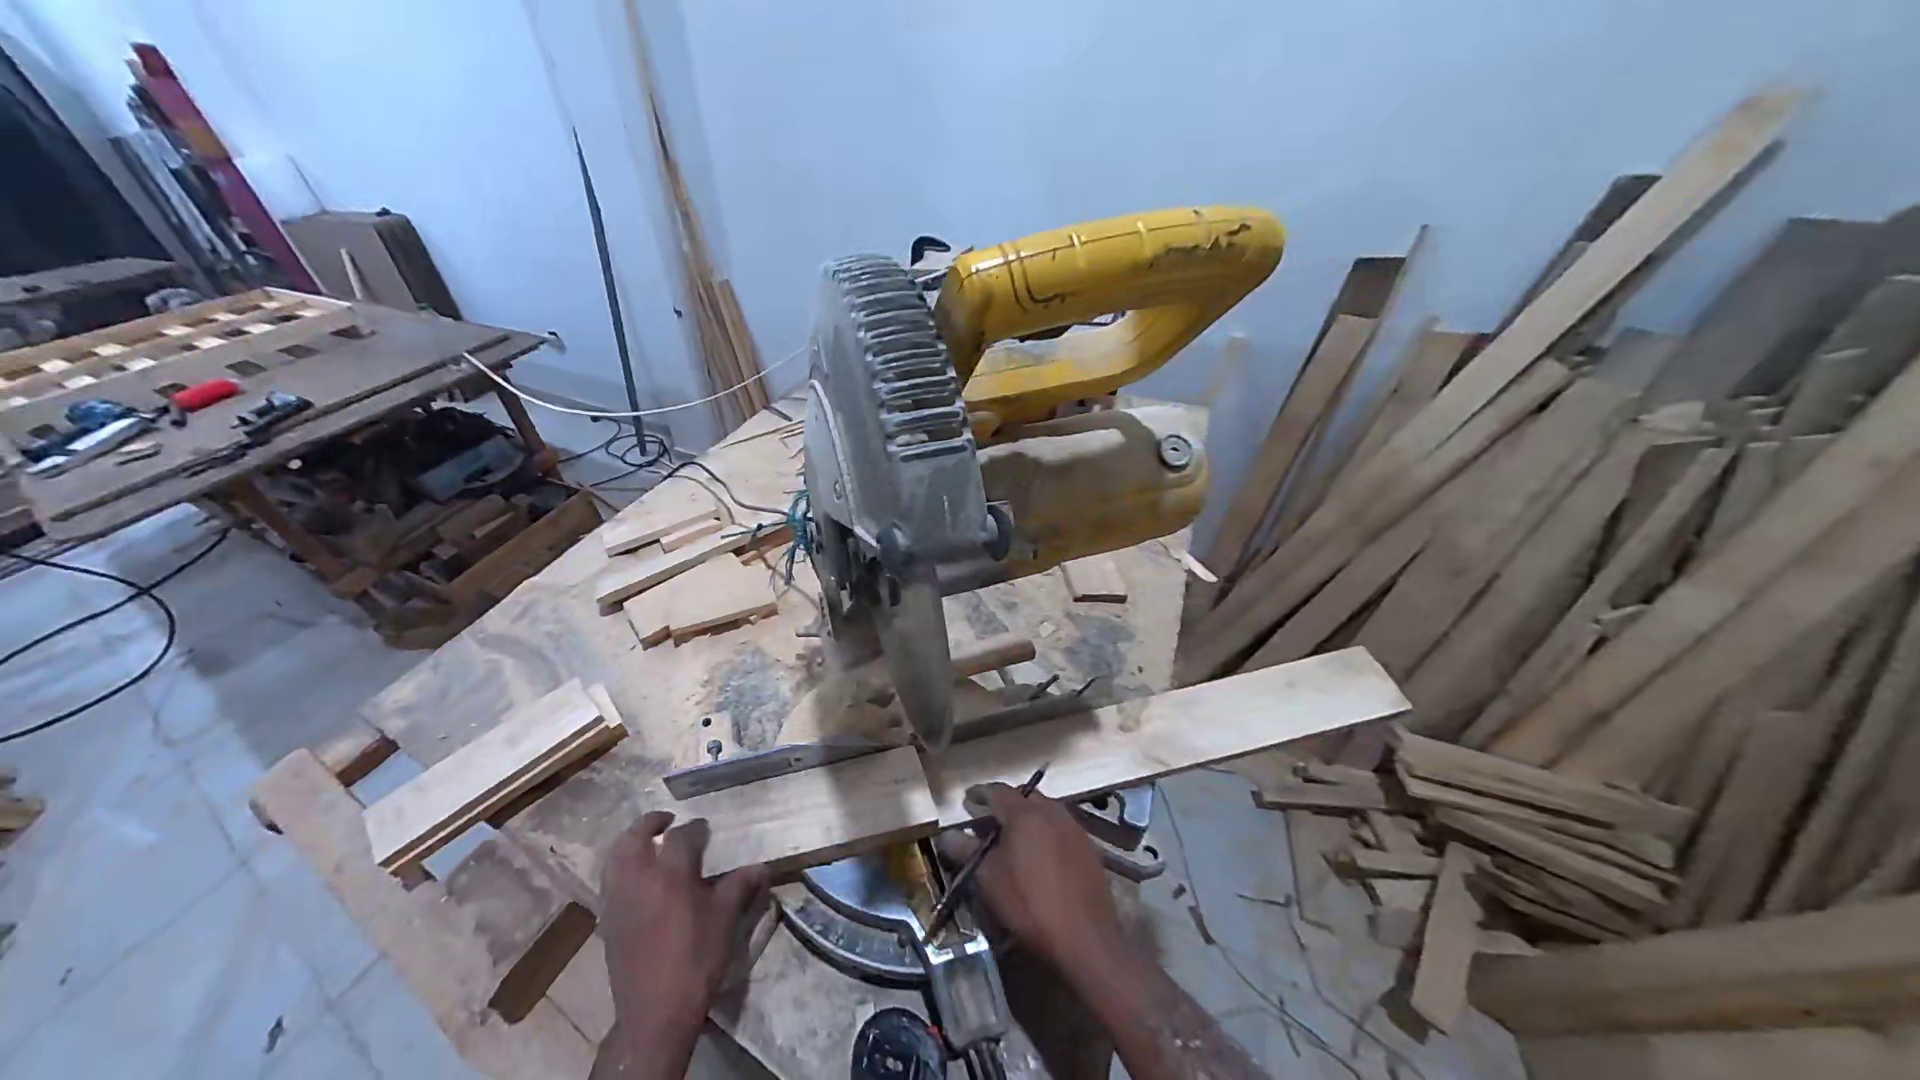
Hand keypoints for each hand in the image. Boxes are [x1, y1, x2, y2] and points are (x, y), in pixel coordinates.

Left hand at [598, 812, 769, 1053]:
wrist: (656, 1010)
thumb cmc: (696, 958)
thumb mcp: (726, 919)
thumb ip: (740, 886)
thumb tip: (761, 866)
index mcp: (670, 874)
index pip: (681, 837)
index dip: (695, 828)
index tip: (705, 828)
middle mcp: (638, 880)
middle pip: (633, 838)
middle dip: (649, 824)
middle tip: (666, 820)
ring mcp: (618, 900)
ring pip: (615, 858)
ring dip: (629, 843)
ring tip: (647, 844)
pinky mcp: (607, 921)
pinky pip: (610, 882)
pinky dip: (621, 868)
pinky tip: (636, 878)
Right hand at [941, 784, 1131, 977]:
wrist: (1085, 937)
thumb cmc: (1030, 905)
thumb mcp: (989, 880)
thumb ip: (966, 852)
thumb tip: (947, 835)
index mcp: (1025, 814)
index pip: (997, 791)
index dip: (980, 794)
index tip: (967, 800)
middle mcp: (1052, 811)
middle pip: (1024, 797)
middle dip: (1005, 805)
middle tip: (989, 820)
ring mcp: (1074, 828)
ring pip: (1045, 811)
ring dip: (1027, 818)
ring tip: (1014, 838)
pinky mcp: (1089, 847)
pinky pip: (1061, 828)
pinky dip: (1046, 833)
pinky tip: (1040, 856)